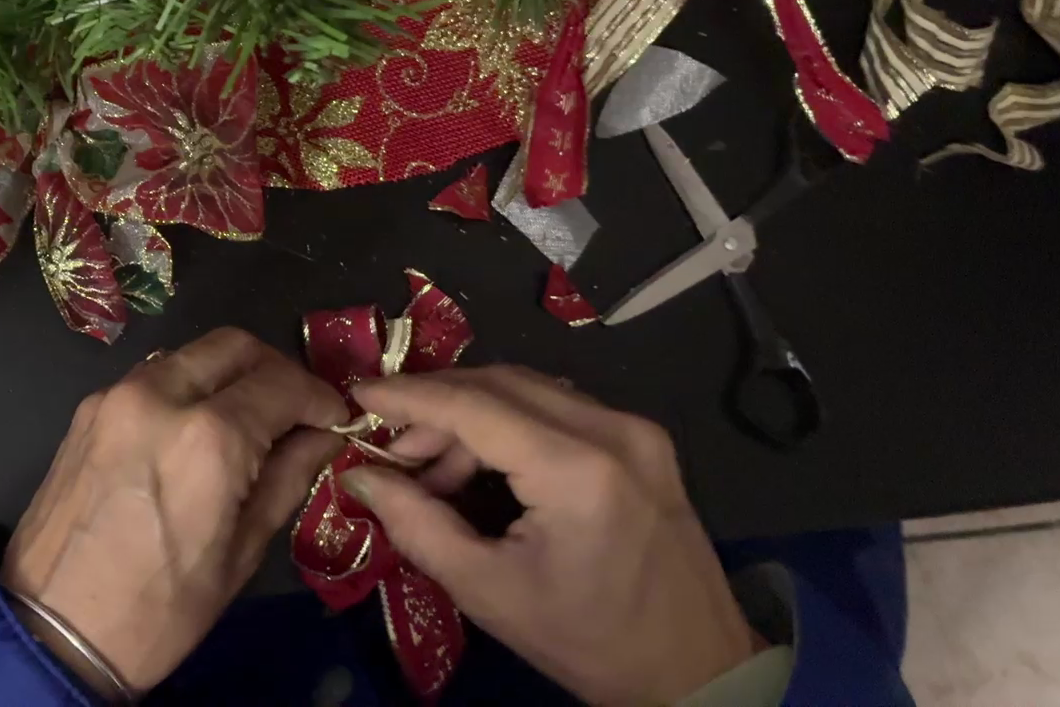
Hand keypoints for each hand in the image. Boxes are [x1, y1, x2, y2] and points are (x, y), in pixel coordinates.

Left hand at [1, 328, 346, 695]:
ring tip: (247, 417)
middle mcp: (159, 395)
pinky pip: (153, 375)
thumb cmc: (160, 607)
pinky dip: (186, 386)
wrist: (53, 629)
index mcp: (207, 437)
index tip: (333, 417)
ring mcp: (117, 394)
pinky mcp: (89, 406)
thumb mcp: (242, 551)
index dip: (318, 396)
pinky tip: (194, 428)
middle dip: (275, 369)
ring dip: (229, 372)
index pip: (281, 383)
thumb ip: (289, 476)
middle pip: (235, 345)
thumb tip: (323, 435)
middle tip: (294, 408)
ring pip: (191, 353)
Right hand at [340, 365, 757, 706]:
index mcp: (577, 471)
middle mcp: (611, 430)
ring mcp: (633, 428)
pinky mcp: (639, 437)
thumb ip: (414, 524)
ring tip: (433, 468)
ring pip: (521, 388)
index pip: (471, 405)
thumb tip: (358, 476)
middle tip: (392, 447)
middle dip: (432, 406)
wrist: (702, 675)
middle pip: (494, 384)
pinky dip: (502, 421)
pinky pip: (550, 404)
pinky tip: (480, 463)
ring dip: (465, 414)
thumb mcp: (487, 591)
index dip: (407, 396)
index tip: (357, 393)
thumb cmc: (588, 641)